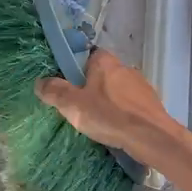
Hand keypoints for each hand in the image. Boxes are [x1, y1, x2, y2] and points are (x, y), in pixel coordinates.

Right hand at [34, 50, 172, 150]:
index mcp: (105, 61)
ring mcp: (140, 84)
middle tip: (81, 106)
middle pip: (103, 72)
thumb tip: (40, 82)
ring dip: (109, 100)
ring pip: (118, 88)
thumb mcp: (73, 105)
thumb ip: (55, 92)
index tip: (70, 85)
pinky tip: (118, 126)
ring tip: (99, 120)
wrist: (150, 136)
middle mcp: (124, 67)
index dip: (77, 68)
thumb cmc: (109, 115)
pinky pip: (131, 103)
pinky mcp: (151, 102)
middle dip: (93, 86)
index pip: (88, 55)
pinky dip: (123, 112)